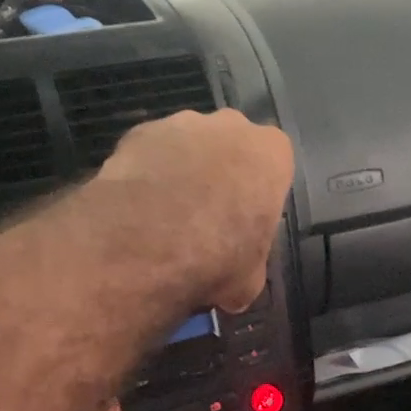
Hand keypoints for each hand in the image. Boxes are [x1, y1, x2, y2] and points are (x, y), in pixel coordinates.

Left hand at [97, 109, 292, 311]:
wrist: (149, 244)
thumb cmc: (218, 259)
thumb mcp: (249, 279)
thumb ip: (248, 266)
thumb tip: (233, 287)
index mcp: (271, 154)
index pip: (273, 166)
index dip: (257, 195)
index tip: (244, 221)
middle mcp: (230, 127)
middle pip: (230, 147)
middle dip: (220, 174)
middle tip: (205, 217)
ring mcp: (182, 123)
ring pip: (187, 145)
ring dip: (181, 172)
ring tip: (164, 216)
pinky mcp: (139, 132)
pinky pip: (149, 153)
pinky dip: (145, 175)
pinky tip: (137, 208)